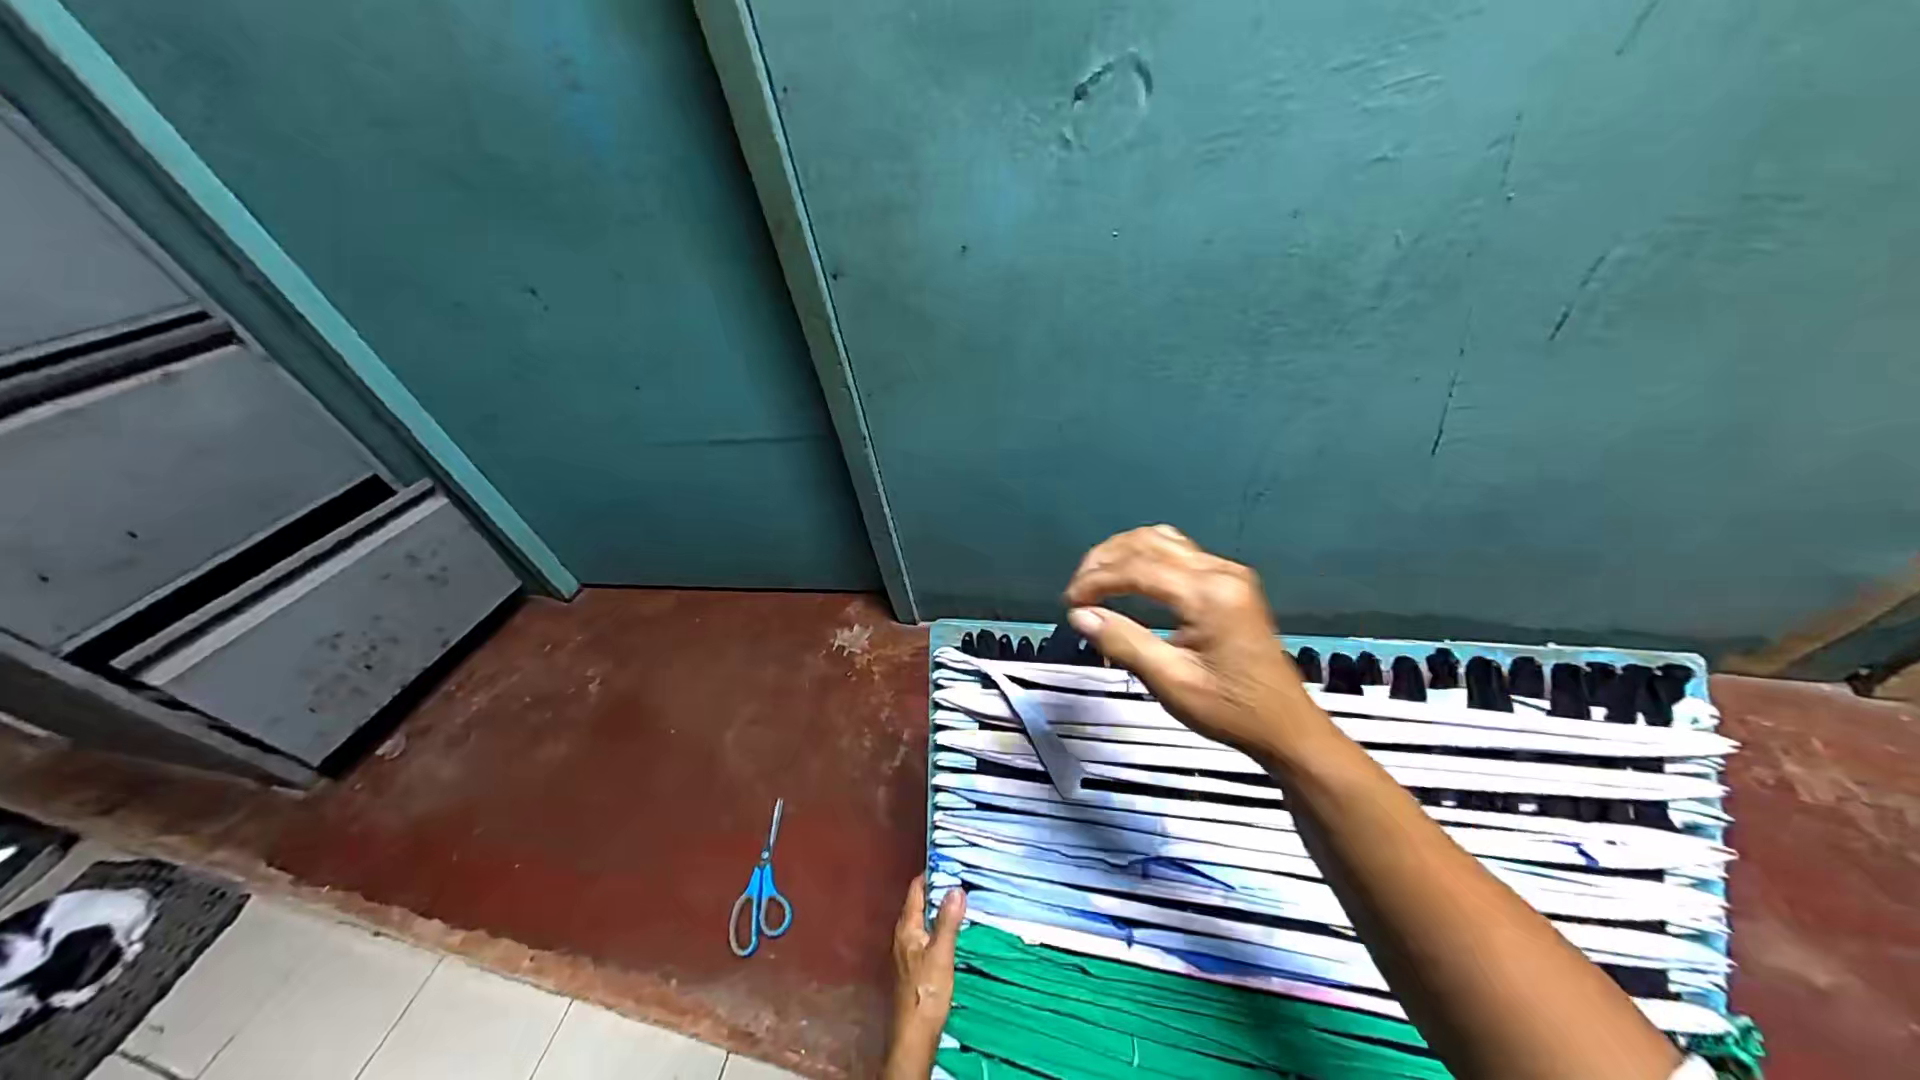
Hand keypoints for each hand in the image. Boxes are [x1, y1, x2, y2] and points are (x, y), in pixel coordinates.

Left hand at [884, 876, 964, 1077]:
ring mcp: (906, 950)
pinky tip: (953, 929)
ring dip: (938, 908)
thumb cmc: (926, 990)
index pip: (916, 889)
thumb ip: (948, 921)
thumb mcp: (941, 953)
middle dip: (937, 888)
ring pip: (923, 918)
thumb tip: (955, 888)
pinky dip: (938, 924)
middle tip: (960, 877)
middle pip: (919, 902)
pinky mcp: (913, 964)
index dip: (931, 873)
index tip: (950, 862)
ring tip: (960, 899)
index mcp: (906, 926)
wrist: (914, 1033)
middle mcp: (903, 934)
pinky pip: (926, 933)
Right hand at [1063, 524, 1325, 755]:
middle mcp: (1221, 573)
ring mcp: (1228, 575)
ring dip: (1122, 554)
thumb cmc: (1233, 711)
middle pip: (1148, 543)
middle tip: (1078, 590)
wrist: (1285, 727)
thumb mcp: (1172, 683)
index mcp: (1210, 596)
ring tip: (1095, 581)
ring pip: (1162, 540)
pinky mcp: (1228, 583)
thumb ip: (1124, 642)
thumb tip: (1081, 616)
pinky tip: (1127, 578)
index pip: (1138, 568)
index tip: (1071, 602)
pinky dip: (1144, 559)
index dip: (1096, 581)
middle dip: (1104, 561)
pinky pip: (1177, 553)